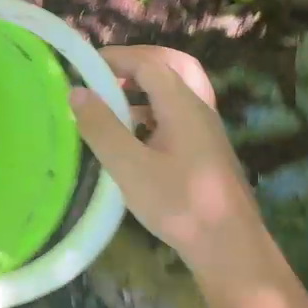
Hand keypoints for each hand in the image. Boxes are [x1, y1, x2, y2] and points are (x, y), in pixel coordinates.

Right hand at [69, 46, 270, 288]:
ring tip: (111, 99)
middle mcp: (199, 110)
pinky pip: (176, 111)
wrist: (230, 249)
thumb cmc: (179, 206)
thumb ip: (101, 127)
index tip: (81, 66)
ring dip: (143, 84)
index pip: (150, 63)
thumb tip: (76, 91)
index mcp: (184, 108)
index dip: (115, 58)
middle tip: (103, 72)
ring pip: (176, 89)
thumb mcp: (129, 168)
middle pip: (172, 66)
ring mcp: (205, 130)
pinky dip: (150, 106)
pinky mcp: (204, 149)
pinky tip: (131, 131)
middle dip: (135, 61)